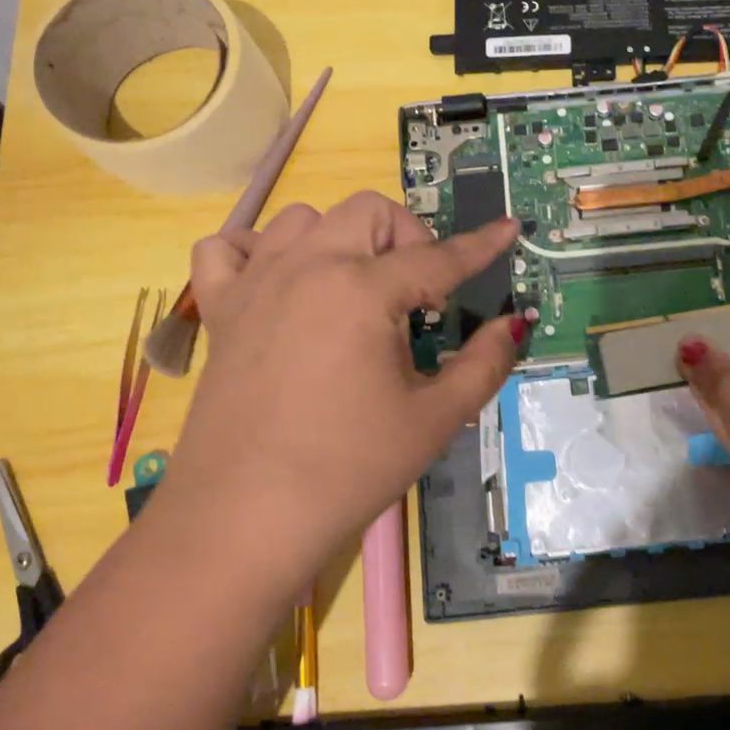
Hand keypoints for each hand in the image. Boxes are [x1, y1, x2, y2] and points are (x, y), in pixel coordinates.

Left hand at [167, 191, 522, 569]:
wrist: (247, 516)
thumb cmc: (350, 469)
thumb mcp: (435, 420)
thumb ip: (482, 364)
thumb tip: (510, 326)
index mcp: (363, 291)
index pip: (438, 257)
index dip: (480, 245)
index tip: (507, 227)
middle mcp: (307, 268)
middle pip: (368, 212)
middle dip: (408, 238)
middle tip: (420, 295)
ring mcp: (255, 284)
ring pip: (302, 219)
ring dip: (341, 240)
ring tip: (355, 291)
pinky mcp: (219, 312)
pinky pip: (227, 249)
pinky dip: (257, 252)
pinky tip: (280, 285)